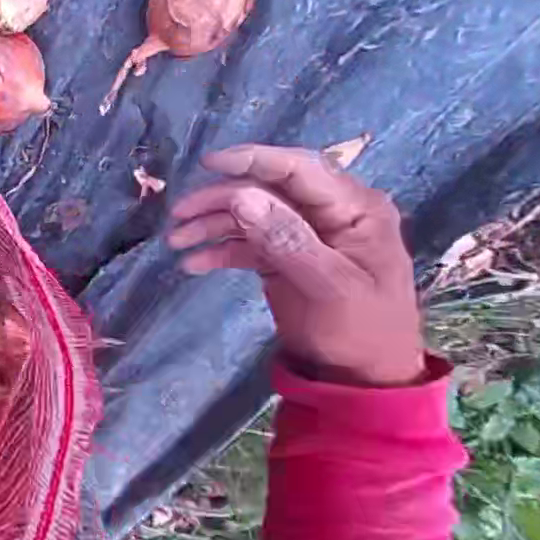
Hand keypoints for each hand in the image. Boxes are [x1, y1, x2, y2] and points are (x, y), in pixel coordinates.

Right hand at [166, 145, 425, 387]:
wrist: (362, 378)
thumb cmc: (360, 330)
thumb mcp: (328, 286)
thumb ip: (288, 239)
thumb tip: (243, 196)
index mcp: (354, 208)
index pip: (299, 169)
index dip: (253, 160)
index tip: (209, 164)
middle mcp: (327, 212)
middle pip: (266, 189)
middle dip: (220, 198)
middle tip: (178, 215)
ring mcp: (303, 234)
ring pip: (250, 214)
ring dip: (212, 224)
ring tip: (177, 242)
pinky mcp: (283, 256)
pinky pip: (246, 243)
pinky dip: (219, 250)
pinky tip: (194, 264)